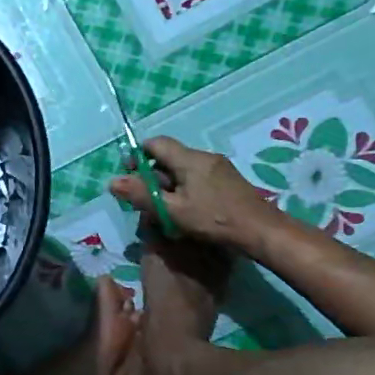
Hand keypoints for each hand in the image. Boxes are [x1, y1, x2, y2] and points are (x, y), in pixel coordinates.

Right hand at [108, 136, 279, 251]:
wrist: (261, 230)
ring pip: (184, 168)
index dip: (138, 155)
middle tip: (143, 198)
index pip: (156, 143)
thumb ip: (142, 195)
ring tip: (162, 207)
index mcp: (189, 159)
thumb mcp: (173, 211)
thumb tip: (113, 182)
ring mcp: (219, 168)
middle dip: (152, 174)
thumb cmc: (214, 219)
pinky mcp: (228, 181)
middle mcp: (204, 156)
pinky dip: (185, 187)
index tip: (129, 174)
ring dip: (169, 183)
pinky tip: (185, 210)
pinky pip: (198, 177)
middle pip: (170, 156)